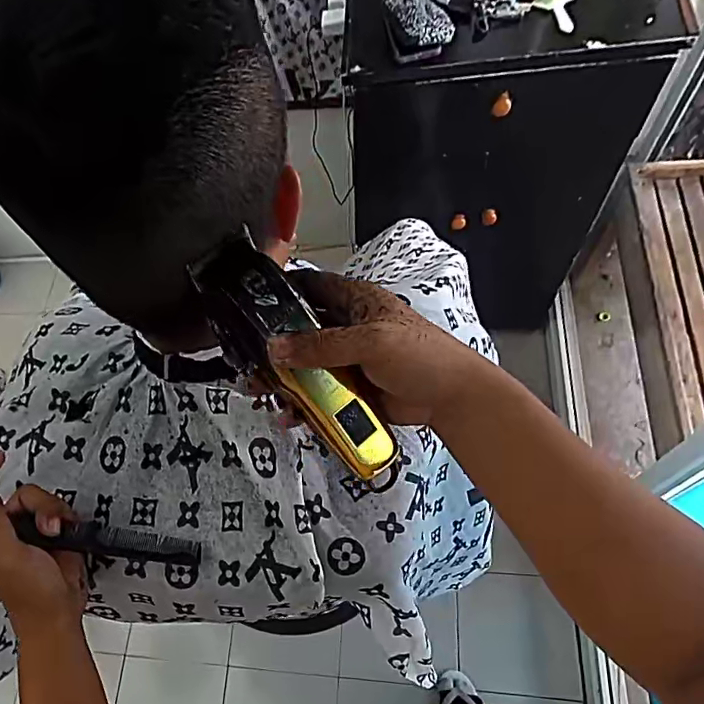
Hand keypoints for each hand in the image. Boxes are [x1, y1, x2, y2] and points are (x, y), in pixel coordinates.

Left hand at [0, 449, 86, 631]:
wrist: (59, 615)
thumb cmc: (29, 596)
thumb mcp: (6, 555)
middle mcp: (6, 530)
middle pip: (18, 494)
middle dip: (37, 505)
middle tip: (44, 526)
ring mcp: (31, 532)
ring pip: (42, 501)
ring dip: (54, 515)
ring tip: (56, 536)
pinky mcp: (55, 535)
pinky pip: (61, 512)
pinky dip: (67, 520)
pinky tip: (66, 535)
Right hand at [270, 269, 492, 426]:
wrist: (450, 399)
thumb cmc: (424, 357)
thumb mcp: (369, 342)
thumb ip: (322, 345)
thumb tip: (278, 347)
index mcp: (356, 302)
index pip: (312, 287)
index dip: (283, 294)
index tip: (255, 308)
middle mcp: (348, 328)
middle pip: (301, 333)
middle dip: (276, 349)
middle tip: (254, 365)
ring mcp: (348, 361)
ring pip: (307, 368)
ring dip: (286, 382)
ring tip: (266, 394)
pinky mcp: (351, 389)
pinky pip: (320, 395)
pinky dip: (305, 406)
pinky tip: (292, 415)